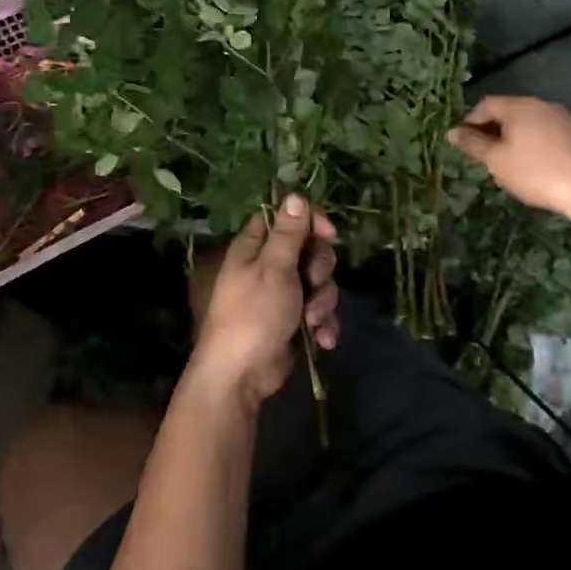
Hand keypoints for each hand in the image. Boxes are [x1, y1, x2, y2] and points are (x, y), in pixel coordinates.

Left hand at [191, 194, 339, 410]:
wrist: (242, 374)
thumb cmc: (254, 313)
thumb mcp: (274, 268)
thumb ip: (288, 233)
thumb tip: (295, 195)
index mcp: (257, 246)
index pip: (287, 216)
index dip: (310, 220)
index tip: (328, 234)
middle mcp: (270, 265)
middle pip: (310, 249)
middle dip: (320, 269)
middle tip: (313, 282)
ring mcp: (283, 294)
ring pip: (320, 282)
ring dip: (323, 301)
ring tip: (312, 320)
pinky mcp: (294, 320)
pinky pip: (320, 311)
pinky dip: (323, 324)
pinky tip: (322, 339)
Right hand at [446, 95, 570, 217]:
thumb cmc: (536, 172)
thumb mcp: (497, 160)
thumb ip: (473, 144)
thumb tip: (452, 131)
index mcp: (519, 106)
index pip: (485, 104)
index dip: (470, 121)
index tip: (465, 143)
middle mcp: (543, 105)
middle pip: (509, 111)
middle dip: (493, 129)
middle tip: (485, 154)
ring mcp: (566, 119)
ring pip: (531, 122)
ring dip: (516, 137)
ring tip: (510, 162)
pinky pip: (549, 134)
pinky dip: (537, 144)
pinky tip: (538, 166)